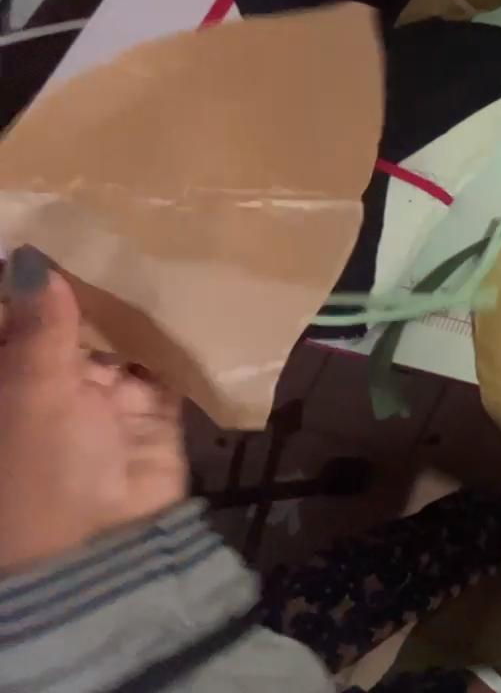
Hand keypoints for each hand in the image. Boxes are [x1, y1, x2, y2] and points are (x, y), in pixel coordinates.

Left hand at [0, 246, 187, 571]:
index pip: (10, 323)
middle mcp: (39, 389)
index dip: (24, 285)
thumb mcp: (30, 396)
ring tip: (172, 261)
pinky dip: (182, 344)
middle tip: (128, 235)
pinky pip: (167, 368)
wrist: (96, 543)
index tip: (54, 235)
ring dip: (140, 316)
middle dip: (90, 293)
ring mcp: (98, 401)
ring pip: (119, 345)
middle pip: (64, 331)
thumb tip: (31, 259)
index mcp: (0, 385)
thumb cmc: (32, 473)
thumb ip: (39, 331)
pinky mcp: (152, 411)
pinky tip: (203, 308)